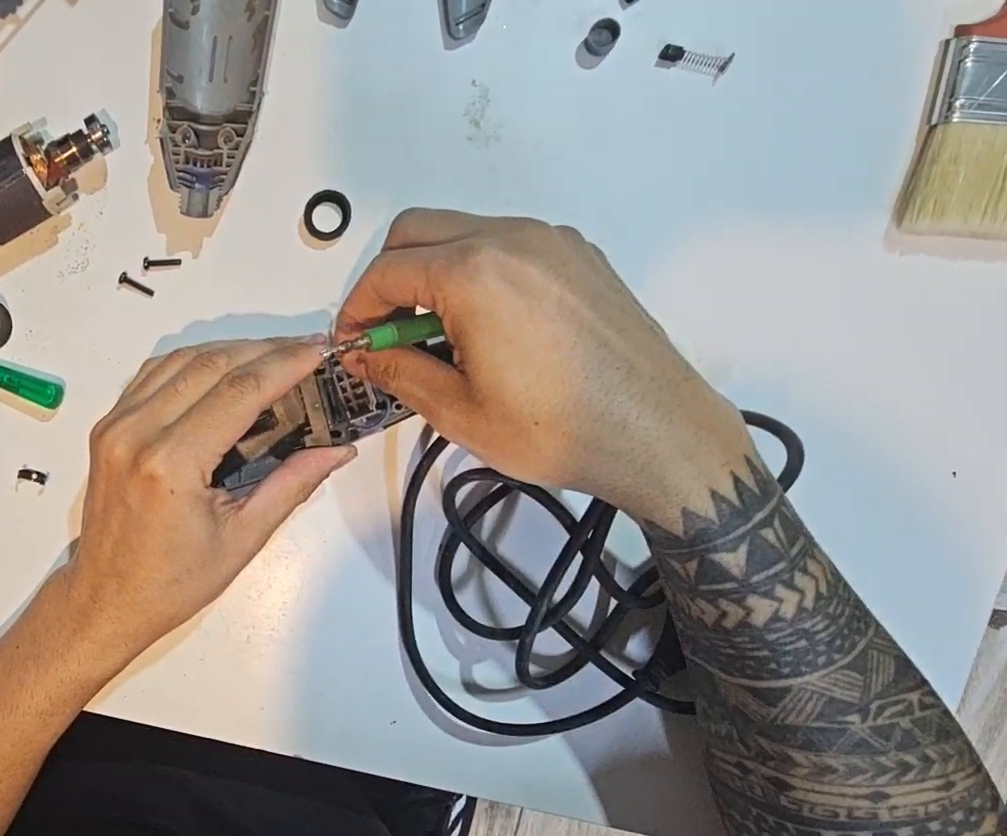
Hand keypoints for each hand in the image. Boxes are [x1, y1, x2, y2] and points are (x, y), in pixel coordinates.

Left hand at [55, 338, 355, 659]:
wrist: (108, 599)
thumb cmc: (166, 582)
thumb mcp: (241, 539)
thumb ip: (291, 485)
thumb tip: (334, 452)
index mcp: (169, 465)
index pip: (239, 391)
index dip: (284, 365)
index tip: (317, 352)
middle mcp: (135, 436)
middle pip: (211, 364)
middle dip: (264, 350)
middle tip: (304, 350)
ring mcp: (115, 428)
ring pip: (180, 360)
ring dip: (229, 351)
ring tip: (271, 356)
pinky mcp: (108, 429)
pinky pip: (153, 375)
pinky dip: (192, 363)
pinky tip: (222, 369)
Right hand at [335, 210, 752, 526]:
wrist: (655, 434)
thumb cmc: (557, 429)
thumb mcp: (456, 410)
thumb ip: (398, 370)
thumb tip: (362, 353)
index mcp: (475, 274)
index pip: (386, 271)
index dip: (356, 310)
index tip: (352, 343)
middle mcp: (513, 240)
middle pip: (416, 230)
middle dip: (386, 279)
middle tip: (385, 335)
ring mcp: (551, 243)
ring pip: (462, 232)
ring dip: (431, 274)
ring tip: (436, 339)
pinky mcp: (578, 257)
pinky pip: (505, 245)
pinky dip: (475, 273)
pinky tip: (482, 329)